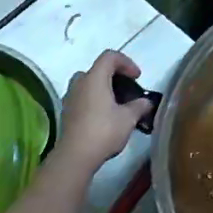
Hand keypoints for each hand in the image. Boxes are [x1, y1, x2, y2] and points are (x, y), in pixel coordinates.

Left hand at [57, 50, 152, 167]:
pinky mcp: (66, 113)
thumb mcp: (128, 118)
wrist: (76, 155)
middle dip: (112, 77)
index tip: (137, 77)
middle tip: (125, 91)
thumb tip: (146, 102)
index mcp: (94, 78)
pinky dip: (93, 102)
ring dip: (102, 90)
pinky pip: (81, 99)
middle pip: (96, 70)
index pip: (109, 57)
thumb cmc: (104, 131)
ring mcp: (69, 98)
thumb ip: (139, 106)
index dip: (126, 62)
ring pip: (87, 85)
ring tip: (116, 106)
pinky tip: (104, 118)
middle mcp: (78, 83)